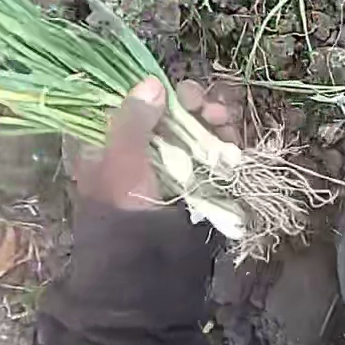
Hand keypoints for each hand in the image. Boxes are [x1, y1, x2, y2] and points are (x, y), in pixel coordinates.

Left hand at [76, 78, 242, 210]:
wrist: (152, 262)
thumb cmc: (126, 208)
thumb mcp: (121, 161)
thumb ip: (134, 120)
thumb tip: (153, 82)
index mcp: (112, 141)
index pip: (135, 101)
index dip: (155, 90)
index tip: (171, 88)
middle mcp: (144, 147)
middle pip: (170, 110)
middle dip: (191, 102)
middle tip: (204, 105)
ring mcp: (174, 161)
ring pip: (197, 125)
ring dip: (212, 116)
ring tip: (224, 119)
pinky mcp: (200, 175)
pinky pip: (215, 145)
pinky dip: (225, 137)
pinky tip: (232, 135)